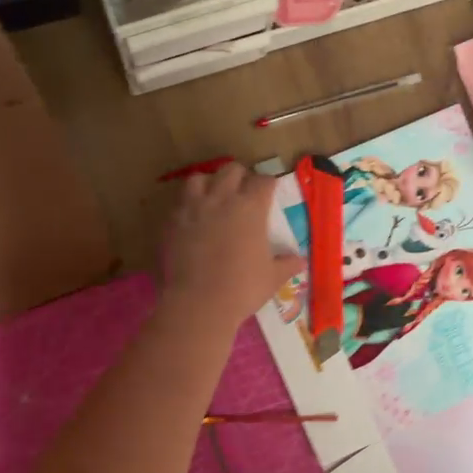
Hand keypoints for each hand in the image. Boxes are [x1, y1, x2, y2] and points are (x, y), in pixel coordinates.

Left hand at [161, 163, 305, 330]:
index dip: (268, 185)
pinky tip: (193, 219)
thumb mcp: (272, 278)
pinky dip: (188, 204)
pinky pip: (180, 201)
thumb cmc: (242, 289)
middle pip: (231, 170)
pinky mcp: (172, 221)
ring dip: (209, 183)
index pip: (263, 181)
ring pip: (200, 178)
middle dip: (240, 177)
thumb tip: (300, 261)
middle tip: (243, 193)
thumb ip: (287, 264)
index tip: (270, 193)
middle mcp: (222, 199)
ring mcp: (193, 208)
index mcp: (251, 208)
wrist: (198, 303)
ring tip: (213, 198)